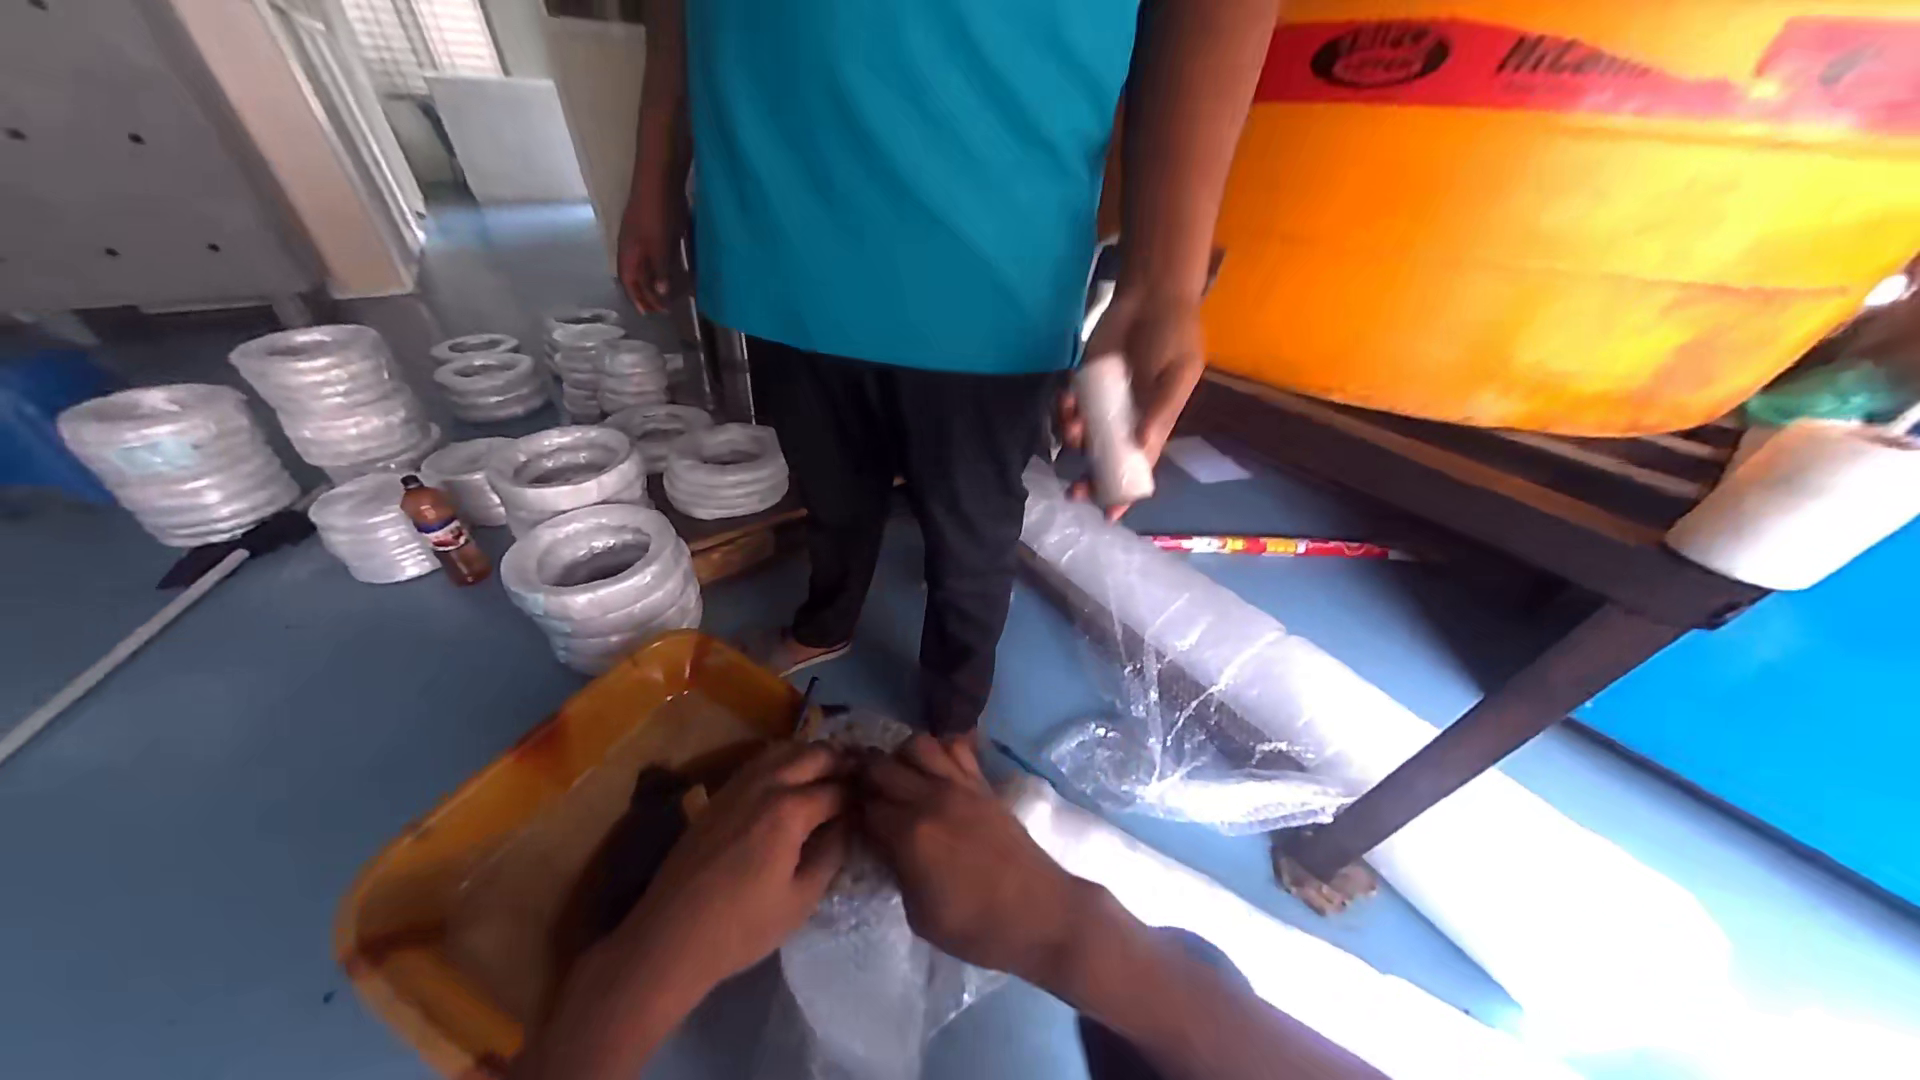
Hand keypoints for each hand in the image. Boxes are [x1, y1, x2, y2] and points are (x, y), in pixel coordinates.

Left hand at [606, 740, 848, 993]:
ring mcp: (739, 785)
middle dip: (842, 760)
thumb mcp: (800, 899)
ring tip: (830, 772)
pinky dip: (785, 760)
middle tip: (860, 775)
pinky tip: (792, 779)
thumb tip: (850, 822)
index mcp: (790, 811)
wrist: (669, 939)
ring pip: (785, 749)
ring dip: (813, 754)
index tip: (875, 799)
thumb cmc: (741, 928)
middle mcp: (766, 785)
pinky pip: (761, 761)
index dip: (860, 793)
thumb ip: (832, 853)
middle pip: (814, 754)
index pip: (838, 789)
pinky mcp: (720, 794)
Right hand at [616, 187, 686, 313]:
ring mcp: (647, 239)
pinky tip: (681, 276)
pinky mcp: (661, 232)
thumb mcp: (658, 245)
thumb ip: (659, 269)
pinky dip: (669, 269)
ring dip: (659, 283)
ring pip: (651, 267)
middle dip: (649, 294)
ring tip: (671, 299)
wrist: (662, 180)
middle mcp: (635, 247)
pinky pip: (662, 257)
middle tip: (663, 310)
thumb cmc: (656, 213)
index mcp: (629, 251)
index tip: (648, 313)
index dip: (637, 297)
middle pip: (639, 276)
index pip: (629, 280)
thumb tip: (660, 293)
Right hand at [858, 736, 1090, 982]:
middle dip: (865, 776)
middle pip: (882, 766)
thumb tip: (883, 842)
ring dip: (900, 756)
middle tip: (863, 792)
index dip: (851, 810)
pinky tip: (936, 771)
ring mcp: (960, 785)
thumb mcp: (920, 915)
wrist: (1040, 913)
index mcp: (911, 835)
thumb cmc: (977, 927)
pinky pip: (957, 747)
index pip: (865, 806)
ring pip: (918, 744)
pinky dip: (941, 750)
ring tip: (900, 777)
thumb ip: (895, 870)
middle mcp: (932, 798)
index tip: (847, 816)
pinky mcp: (983, 783)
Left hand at [1060, 290, 1206, 519]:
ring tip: (1072, 426)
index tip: (1111, 514)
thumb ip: (1161, 410)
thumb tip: (1142, 445)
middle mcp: (1125, 421)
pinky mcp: (1084, 386)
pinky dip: (1064, 410)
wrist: (1150, 297)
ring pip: (1081, 437)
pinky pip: (1068, 408)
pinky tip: (1066, 401)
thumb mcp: (1178, 374)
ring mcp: (1102, 405)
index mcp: (1152, 425)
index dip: (1126, 491)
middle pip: (1104, 460)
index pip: (1138, 467)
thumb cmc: (1174, 336)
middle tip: (1073, 492)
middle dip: (1089, 479)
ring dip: (1072, 439)